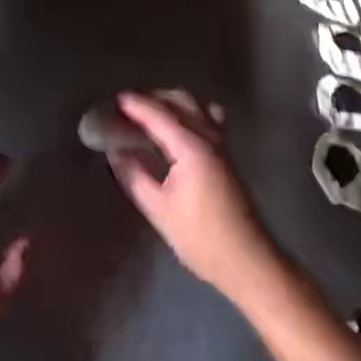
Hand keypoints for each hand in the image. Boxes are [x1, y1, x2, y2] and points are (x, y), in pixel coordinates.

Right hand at [106, 90, 278, 296]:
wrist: (248, 262)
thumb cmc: (201, 239)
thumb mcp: (159, 210)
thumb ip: (134, 176)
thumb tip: (115, 151)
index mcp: (191, 148)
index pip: (158, 114)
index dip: (135, 105)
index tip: (113, 100)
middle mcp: (209, 137)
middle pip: (178, 101)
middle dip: (151, 99)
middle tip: (126, 110)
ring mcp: (222, 143)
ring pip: (194, 105)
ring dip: (170, 102)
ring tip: (147, 115)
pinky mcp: (227, 153)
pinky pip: (207, 117)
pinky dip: (187, 112)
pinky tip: (176, 128)